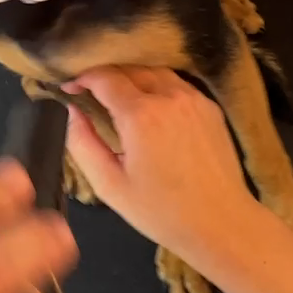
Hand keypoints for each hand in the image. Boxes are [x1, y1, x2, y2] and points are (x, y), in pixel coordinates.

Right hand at [63, 66, 263, 263]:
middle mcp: (168, 96)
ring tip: (120, 100)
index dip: (82, 79)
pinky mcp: (209, 106)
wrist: (222, 223)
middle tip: (91, 96)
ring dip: (132, 78)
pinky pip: (175, 83)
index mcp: (140, 115)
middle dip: (105, 77)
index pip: (104, 77)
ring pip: (153, 71)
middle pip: (128, 69)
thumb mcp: (110, 185)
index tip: (70, 90)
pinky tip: (151, 108)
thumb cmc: (161, 211)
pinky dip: (156, 86)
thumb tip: (73, 111)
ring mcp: (192, 98)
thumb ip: (83, 143)